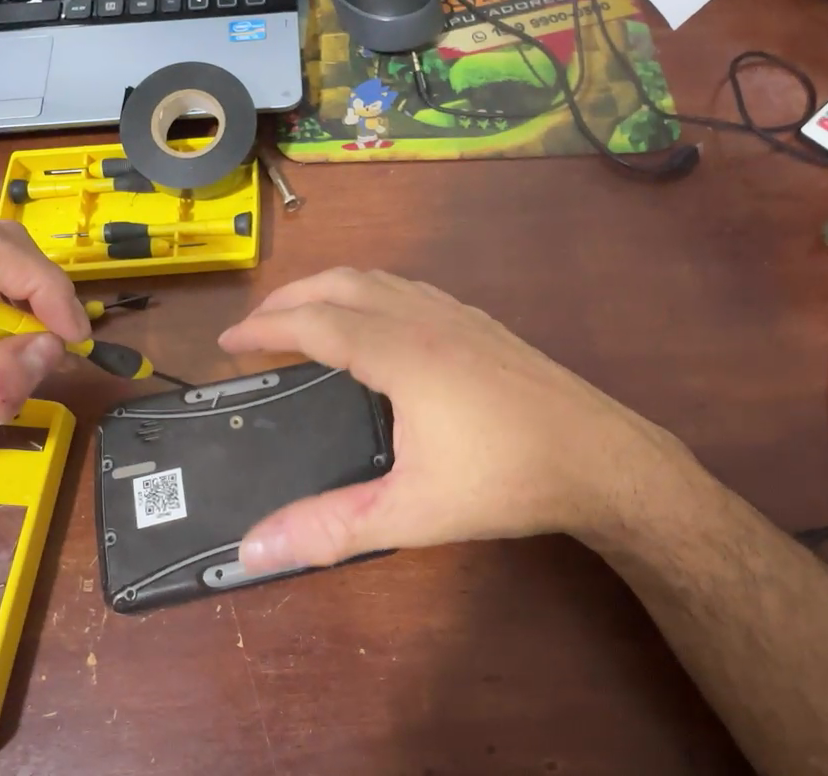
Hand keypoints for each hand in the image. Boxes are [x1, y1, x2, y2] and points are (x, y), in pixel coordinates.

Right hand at [217, 269, 679, 572]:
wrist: (600, 457)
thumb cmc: (504, 480)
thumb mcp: (412, 512)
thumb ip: (330, 529)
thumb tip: (252, 549)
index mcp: (400, 353)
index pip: (314, 322)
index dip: (265, 326)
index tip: (227, 340)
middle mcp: (425, 318)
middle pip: (342, 283)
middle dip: (291, 295)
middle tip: (258, 324)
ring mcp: (459, 315)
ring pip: (380, 278)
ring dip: (333, 287)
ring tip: (306, 316)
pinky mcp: (483, 323)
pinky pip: (410, 288)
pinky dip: (372, 292)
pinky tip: (378, 322)